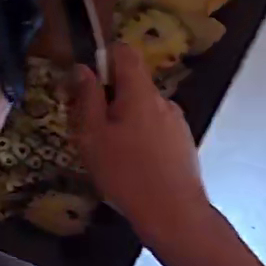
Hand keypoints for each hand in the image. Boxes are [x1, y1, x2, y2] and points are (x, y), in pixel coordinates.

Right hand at [74, 42, 223, 256]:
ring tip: (108, 153)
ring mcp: (176, 121)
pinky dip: (139, 137)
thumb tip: (82, 68)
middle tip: (87, 128)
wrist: (172, 213)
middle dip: (107, 98)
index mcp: (138, 92)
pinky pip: (154, 128)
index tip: (86, 82)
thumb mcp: (92, 136)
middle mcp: (162, 100)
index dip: (103, 57)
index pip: (124, 52)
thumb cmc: (125, 173)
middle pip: (131, 84)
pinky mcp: (182, 142)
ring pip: (141, 108)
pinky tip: (130, 165)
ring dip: (123, 120)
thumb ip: (87, 98)